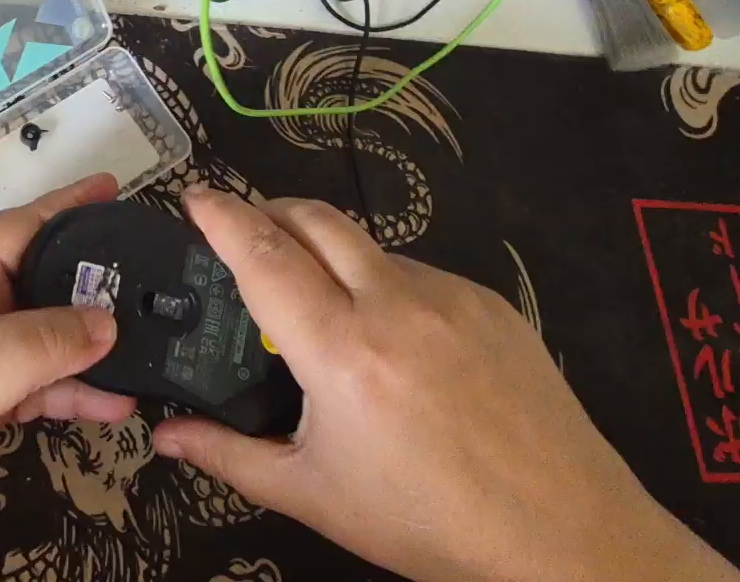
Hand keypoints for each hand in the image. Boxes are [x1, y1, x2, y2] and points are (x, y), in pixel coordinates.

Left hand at [0, 173, 135, 557]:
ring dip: (93, 341)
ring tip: (151, 343)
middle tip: (151, 273)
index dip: (67, 203)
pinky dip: (76, 388)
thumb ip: (39, 343)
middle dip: (93, 275)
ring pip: (49, 331)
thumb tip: (108, 323)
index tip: (114, 187)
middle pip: (42, 276)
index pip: (19, 226)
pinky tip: (118, 403)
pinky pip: (43, 378)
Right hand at [152, 188, 739, 581]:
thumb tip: (161, 435)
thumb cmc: (429, 523)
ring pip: (363, 244)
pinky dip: (378, 282)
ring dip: (324, 251)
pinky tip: (389, 337)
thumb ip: (228, 454)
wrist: (578, 544)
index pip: (265, 256)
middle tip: (243, 233)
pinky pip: (412, 269)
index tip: (192, 195)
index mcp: (342, 351)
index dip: (221, 215)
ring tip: (319, 303)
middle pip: (313, 217)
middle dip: (267, 210)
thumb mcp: (315, 494)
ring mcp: (448, 295)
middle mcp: (394, 304)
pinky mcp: (489, 300)